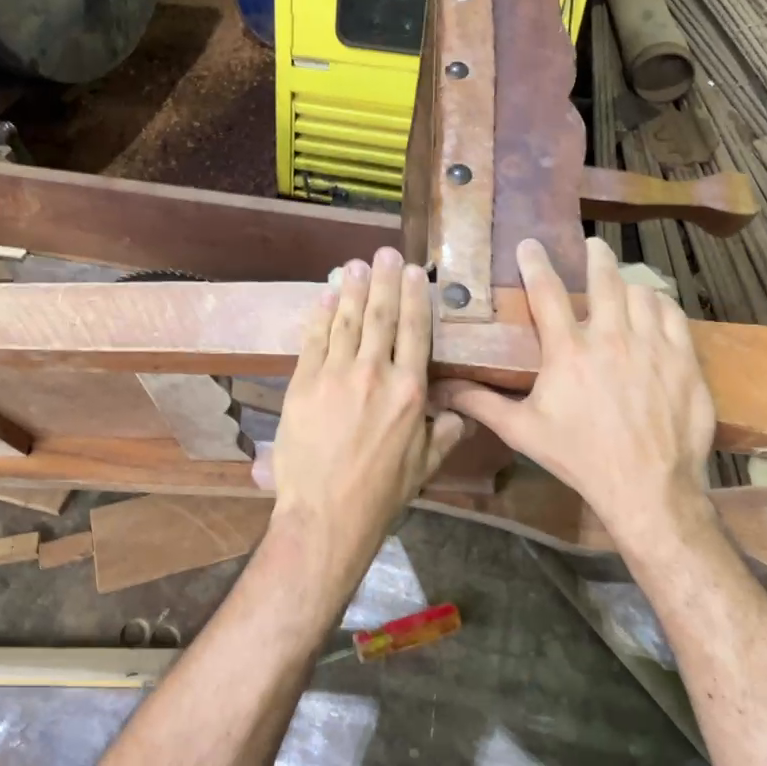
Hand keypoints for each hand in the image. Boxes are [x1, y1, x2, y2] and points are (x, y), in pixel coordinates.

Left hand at [260, 247, 465, 573]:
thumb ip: (444, 434)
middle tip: (383, 252)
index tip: (413, 272)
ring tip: (354, 264)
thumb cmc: (380, 494)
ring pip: (345, 321)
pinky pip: (313, 340)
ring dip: (350, 289)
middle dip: (382, 280)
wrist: (326, 514)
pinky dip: (319, 315)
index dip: (414, 298)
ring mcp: (335, 375)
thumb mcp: (424, 467)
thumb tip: (462, 413)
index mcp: (410, 392)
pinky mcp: (303, 383)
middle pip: (379, 316)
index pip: (415, 332)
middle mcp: (374, 374)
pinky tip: (324, 297)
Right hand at [434, 236, 715, 550]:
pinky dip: (660, 303)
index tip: (530, 244)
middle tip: (591, 246)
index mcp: (568, 351)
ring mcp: (652, 347)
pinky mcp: (684, 361)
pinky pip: (673, 314)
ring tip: (623, 282)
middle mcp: (610, 338)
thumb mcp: (523, 431)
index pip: (546, 292)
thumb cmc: (580, 458)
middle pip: (604, 278)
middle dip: (595, 256)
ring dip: (628, 283)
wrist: (648, 488)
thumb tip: (439, 390)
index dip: (535, 263)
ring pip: (641, 292)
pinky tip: (654, 306)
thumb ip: (481, 403)